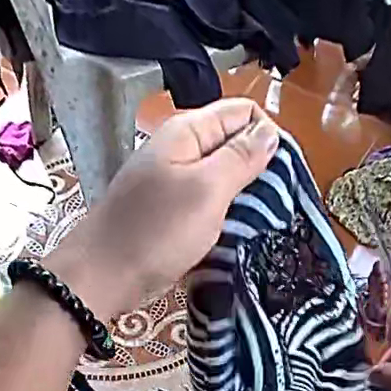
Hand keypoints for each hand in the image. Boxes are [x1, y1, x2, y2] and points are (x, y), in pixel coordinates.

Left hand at [47, 99, 280, 319]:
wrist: (105, 276)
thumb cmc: (157, 232)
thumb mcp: (207, 191)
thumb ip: (241, 158)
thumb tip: (270, 132)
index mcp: (187, 133)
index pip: (242, 114)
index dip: (268, 137)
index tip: (285, 175)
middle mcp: (180, 151)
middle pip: (234, 145)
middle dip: (260, 168)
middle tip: (278, 206)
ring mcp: (174, 183)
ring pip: (223, 178)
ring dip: (245, 197)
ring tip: (263, 223)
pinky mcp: (172, 213)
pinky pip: (209, 204)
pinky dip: (226, 216)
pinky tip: (237, 235)